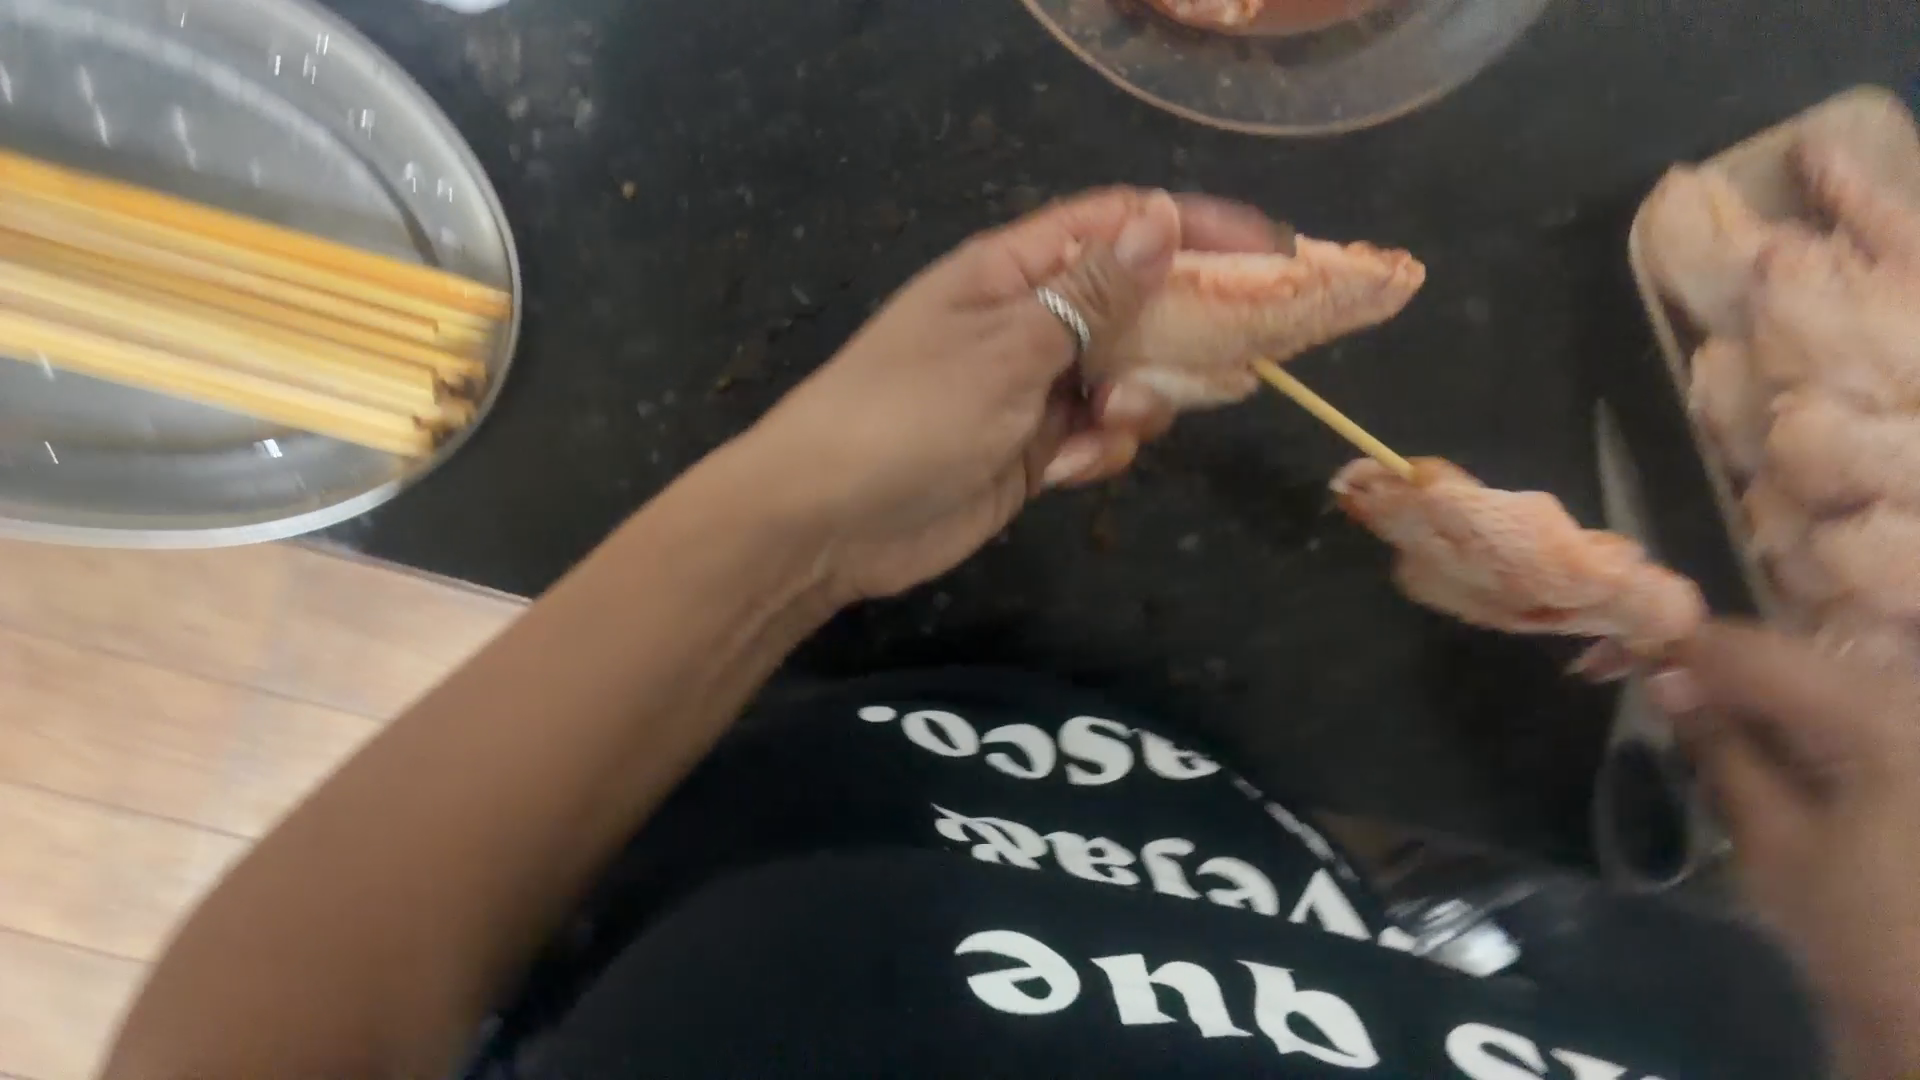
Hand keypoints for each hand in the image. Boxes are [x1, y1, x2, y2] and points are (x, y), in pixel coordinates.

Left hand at [730, 187, 1283, 601]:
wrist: (832, 520)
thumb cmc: (908, 415)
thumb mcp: (1005, 347)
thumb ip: (1089, 295)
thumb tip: (1162, 218)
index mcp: (1011, 271)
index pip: (1116, 225)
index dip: (1193, 228)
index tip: (1271, 254)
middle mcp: (1027, 322)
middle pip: (1133, 306)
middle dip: (1177, 336)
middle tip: (1221, 367)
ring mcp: (1030, 391)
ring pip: (1124, 381)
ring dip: (1134, 405)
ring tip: (1106, 424)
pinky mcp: (1030, 452)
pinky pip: (1093, 439)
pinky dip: (1096, 453)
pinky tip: (1066, 472)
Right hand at [1650, 623, 1919, 1077]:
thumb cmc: (1857, 928)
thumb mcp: (1767, 835)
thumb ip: (1717, 746)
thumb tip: (1660, 679)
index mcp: (1876, 724)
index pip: (1745, 650)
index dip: (1669, 646)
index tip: (1608, 657)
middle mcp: (1910, 706)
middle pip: (1789, 649)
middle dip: (1709, 656)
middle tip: (1646, 675)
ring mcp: (1916, 724)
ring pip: (1824, 666)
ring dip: (1750, 676)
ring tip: (1691, 698)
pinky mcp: (1911, 748)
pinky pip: (1855, 698)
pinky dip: (1795, 702)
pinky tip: (1758, 727)